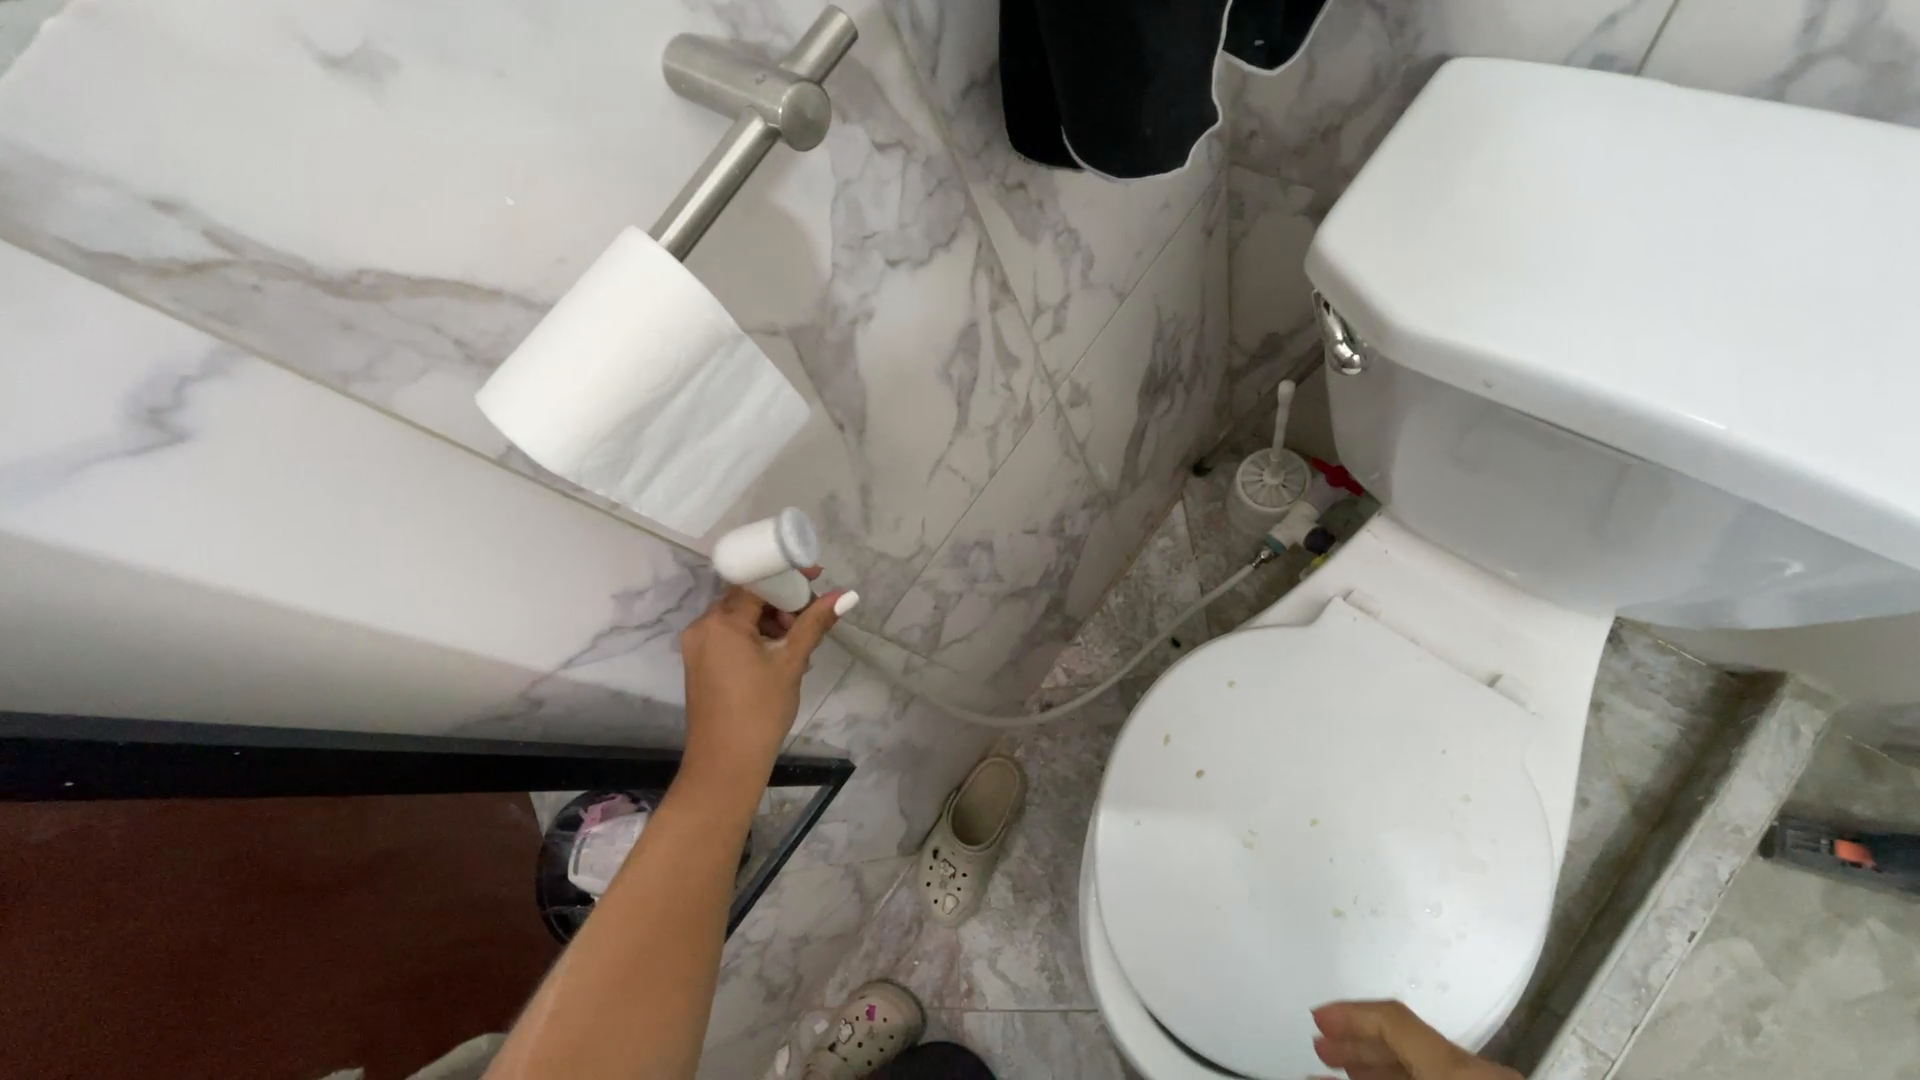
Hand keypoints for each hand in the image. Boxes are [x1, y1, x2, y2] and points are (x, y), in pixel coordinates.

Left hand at [679, 569, 848, 783]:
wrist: (726, 763)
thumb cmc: (760, 710)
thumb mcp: (792, 662)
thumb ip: (815, 623)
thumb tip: (846, 594)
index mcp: (722, 622)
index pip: (756, 582)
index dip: (787, 577)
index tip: (815, 577)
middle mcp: (702, 627)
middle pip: (746, 598)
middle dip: (780, 602)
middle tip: (810, 617)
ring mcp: (697, 646)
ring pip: (738, 618)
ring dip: (769, 621)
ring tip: (798, 643)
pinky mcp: (699, 664)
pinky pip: (729, 636)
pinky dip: (754, 637)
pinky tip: (778, 656)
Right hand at [1312, 1001, 1520, 1079]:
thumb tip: (1311, 1074)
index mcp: (1460, 1067)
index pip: (1393, 1017)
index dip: (1348, 1013)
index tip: (1316, 1018)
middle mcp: (1480, 1070)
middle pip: (1407, 1038)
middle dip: (1359, 1042)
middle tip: (1322, 1046)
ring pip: (1424, 1062)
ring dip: (1378, 1062)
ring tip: (1341, 1068)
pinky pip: (1437, 1078)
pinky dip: (1403, 1078)